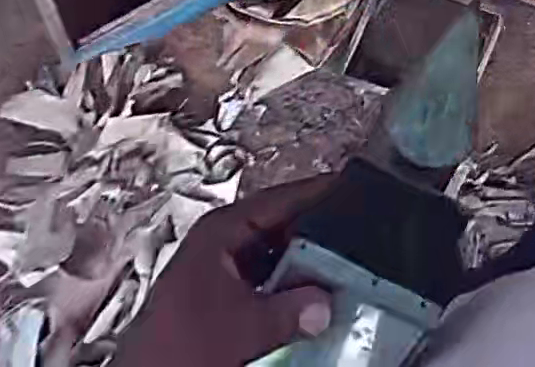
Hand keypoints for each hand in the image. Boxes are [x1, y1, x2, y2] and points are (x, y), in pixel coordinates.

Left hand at [112, 177, 335, 366]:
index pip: (283, 197)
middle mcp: (221, 239)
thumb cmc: (180, 353)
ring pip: (274, 250)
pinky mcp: (218, 293)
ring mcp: (218, 266)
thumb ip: (292, 311)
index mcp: (223, 229)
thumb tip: (328, 303)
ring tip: (341, 260)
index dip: (319, 191)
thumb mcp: (243, 329)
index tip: (352, 184)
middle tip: (355, 227)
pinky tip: (310, 294)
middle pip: (281, 222)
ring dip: (302, 260)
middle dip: (315, 230)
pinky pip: (265, 275)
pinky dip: (287, 281)